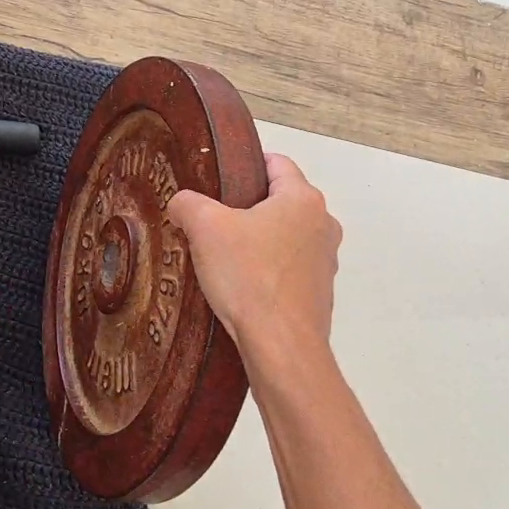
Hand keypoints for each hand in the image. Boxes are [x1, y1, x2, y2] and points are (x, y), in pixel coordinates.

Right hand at [166, 152, 341, 365]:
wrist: (281, 345)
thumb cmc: (248, 275)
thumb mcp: (204, 227)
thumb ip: (187, 203)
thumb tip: (182, 205)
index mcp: (303, 199)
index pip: (276, 163)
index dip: (244, 164)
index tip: (217, 178)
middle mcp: (323, 224)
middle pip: (280, 200)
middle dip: (247, 205)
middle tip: (211, 219)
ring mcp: (325, 261)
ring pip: (285, 235)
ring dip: (258, 239)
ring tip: (221, 255)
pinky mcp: (320, 293)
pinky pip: (288, 267)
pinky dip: (267, 269)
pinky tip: (240, 285)